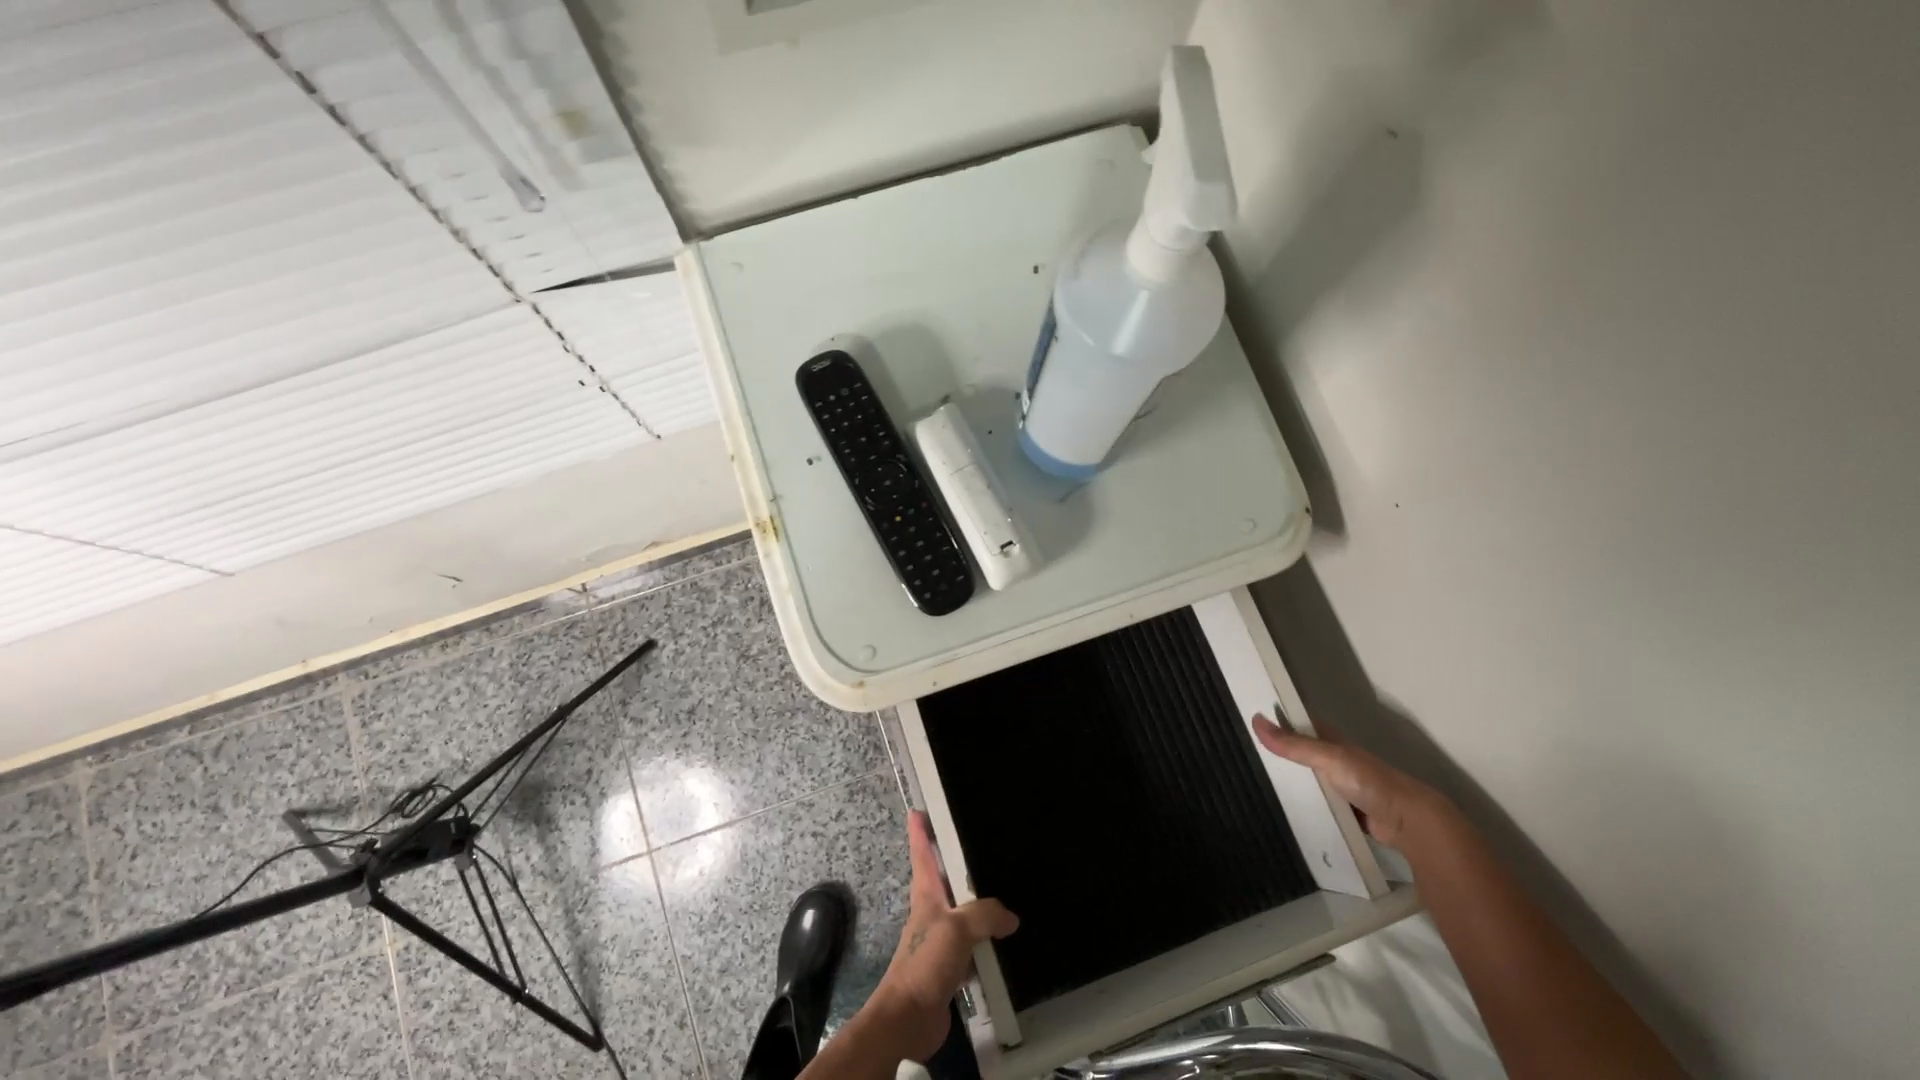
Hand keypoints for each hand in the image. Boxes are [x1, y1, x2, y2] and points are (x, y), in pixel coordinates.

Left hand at [869, 810, 1018, 1062]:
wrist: (909, 1017)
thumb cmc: (925, 963)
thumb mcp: (957, 928)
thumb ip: (986, 914)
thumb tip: (1010, 917)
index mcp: (926, 895)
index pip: (923, 854)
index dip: (920, 832)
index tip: (917, 809)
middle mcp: (932, 913)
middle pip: (946, 881)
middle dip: (959, 864)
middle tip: (980, 845)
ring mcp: (941, 941)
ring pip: (964, 915)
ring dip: (980, 906)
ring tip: (1005, 891)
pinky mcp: (951, 968)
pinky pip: (974, 948)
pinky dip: (988, 944)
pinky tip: (1006, 944)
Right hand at [1252, 713, 1455, 847]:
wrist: (1406, 820)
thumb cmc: (1369, 781)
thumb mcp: (1329, 758)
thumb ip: (1295, 745)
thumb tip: (1256, 720)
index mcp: (1332, 741)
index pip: (1300, 724)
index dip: (1278, 719)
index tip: (1247, 718)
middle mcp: (1334, 760)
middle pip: (1299, 753)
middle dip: (1277, 752)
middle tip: (1243, 755)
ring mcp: (1338, 786)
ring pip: (1305, 779)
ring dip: (1286, 781)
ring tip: (1252, 783)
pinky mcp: (1341, 809)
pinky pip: (1313, 803)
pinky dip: (1299, 805)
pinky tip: (1279, 809)